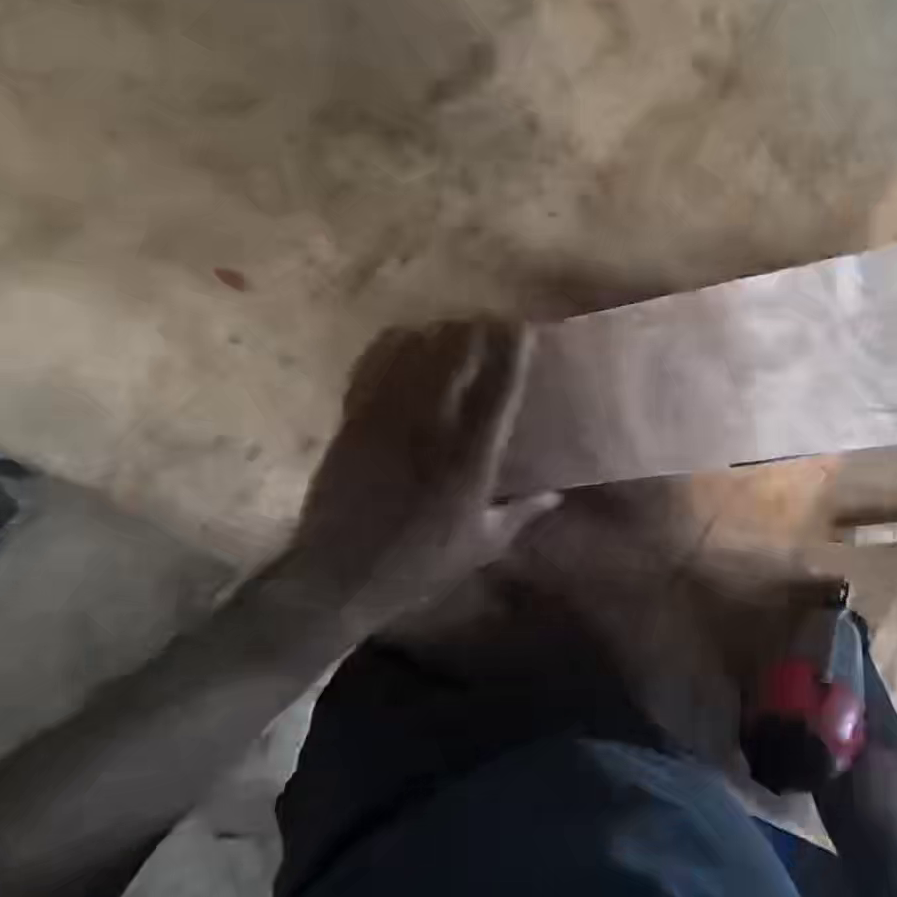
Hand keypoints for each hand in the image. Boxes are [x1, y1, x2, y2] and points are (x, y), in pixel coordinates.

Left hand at [283, 321, 559, 624]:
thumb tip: (557, 495)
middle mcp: (431, 431)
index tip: (524, 328)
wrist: (340, 576)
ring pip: (413, 359)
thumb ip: (523, 514)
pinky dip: (389, 347)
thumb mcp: (485, 544)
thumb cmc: (422, 564)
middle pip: (454, 362)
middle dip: (476, 333)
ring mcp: (385, 423)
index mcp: (470, 461)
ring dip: (437, 334)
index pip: (498, 393)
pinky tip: (403, 336)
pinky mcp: (352, 425)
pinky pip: (370, 371)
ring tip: (454, 324)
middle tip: (491, 320)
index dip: (512, 356)